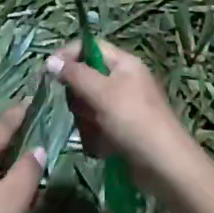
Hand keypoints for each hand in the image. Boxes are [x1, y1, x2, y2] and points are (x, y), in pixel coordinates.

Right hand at [47, 40, 201, 192]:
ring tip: (95, 130)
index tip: (49, 72)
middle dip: (78, 95)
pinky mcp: (120, 128)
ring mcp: (122, 106)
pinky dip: (94, 134)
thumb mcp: (101, 92)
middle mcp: (123, 80)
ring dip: (86, 118)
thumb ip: (74, 74)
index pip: (89, 47)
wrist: (164, 165)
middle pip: (85, 76)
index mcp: (124, 64)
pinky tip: (101, 145)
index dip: (68, 55)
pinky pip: (95, 123)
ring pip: (87, 103)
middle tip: (83, 108)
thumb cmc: (133, 121)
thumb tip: (50, 61)